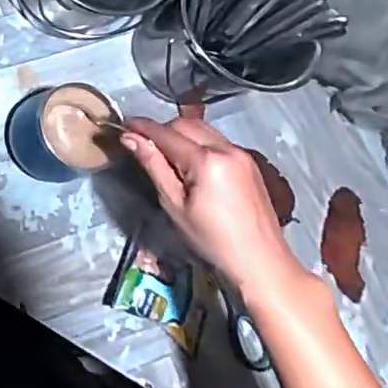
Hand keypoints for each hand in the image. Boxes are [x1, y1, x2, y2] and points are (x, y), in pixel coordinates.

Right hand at [120, 115, 307, 302]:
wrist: (262, 263)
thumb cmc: (212, 240)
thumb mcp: (174, 205)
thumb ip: (153, 165)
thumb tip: (130, 138)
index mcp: (206, 160)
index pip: (166, 133)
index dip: (143, 127)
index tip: (125, 126)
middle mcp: (226, 148)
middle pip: (185, 124)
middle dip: (162, 129)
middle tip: (145, 145)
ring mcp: (241, 153)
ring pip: (202, 128)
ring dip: (181, 133)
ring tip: (166, 154)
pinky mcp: (249, 162)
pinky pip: (217, 139)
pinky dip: (199, 142)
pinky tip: (192, 163)